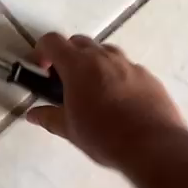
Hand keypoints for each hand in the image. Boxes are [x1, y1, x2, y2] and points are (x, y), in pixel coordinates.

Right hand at [24, 34, 184, 169]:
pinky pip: (128, 68)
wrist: (154, 147)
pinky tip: (121, 100)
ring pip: (105, 51)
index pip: (52, 41)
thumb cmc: (104, 136)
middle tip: (67, 80)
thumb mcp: (70, 130)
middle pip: (79, 41)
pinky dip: (118, 76)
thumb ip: (49, 117)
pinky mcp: (149, 77)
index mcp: (77, 65)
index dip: (42, 51)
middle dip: (69, 55)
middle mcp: (102, 57)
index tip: (43, 69)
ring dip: (95, 62)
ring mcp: (128, 65)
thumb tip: (32, 115)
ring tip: (95, 89)